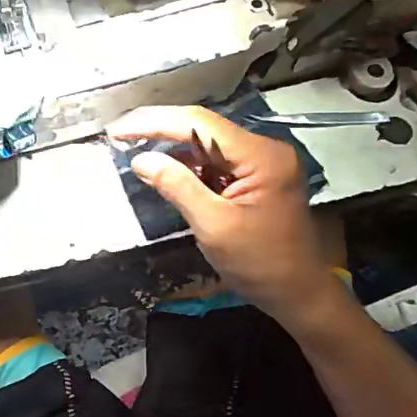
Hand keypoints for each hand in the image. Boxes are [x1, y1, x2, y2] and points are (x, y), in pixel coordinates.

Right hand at [108, 106, 342, 325]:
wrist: (298, 294)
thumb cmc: (260, 265)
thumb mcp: (214, 226)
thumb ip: (177, 187)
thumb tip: (141, 159)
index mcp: (261, 156)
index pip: (200, 124)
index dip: (155, 122)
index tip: (118, 130)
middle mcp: (264, 149)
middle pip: (203, 126)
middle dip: (159, 128)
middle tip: (119, 134)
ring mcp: (261, 162)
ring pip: (207, 142)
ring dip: (171, 145)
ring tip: (132, 144)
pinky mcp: (255, 176)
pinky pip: (215, 160)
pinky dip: (187, 163)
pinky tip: (162, 167)